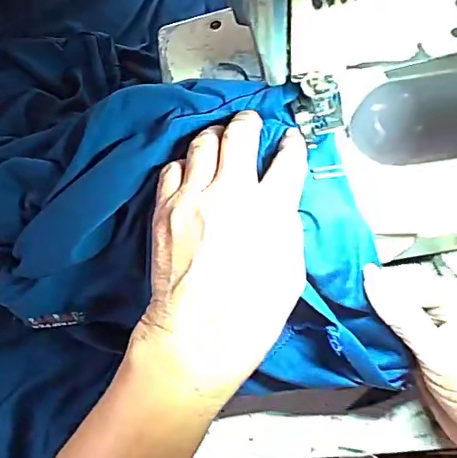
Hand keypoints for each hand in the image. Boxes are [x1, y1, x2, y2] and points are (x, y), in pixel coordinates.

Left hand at [129, 110, 308, 405]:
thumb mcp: (290, 269)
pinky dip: (183, 164)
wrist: (196, 335)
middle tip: (250, 121)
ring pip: (202, 144)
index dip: (291, 144)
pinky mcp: (165, 210)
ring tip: (219, 138)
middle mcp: (230, 195)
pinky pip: (172, 169)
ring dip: (214, 136)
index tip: (289, 140)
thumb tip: (281, 206)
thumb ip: (286, 226)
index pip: (286, 159)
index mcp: (269, 209)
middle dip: (248, 123)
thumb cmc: (247, 316)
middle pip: (240, 135)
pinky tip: (189, 171)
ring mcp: (193, 199)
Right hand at [363, 264, 456, 457]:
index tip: (343, 298)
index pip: (400, 279)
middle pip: (394, 292)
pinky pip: (392, 332)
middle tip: (344, 315)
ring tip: (351, 329)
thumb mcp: (438, 352)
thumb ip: (401, 313)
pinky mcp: (422, 347)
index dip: (371, 288)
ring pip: (390, 312)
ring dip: (371, 321)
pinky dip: (377, 337)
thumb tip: (370, 277)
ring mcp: (433, 326)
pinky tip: (364, 342)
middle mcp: (446, 305)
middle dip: (370, 303)